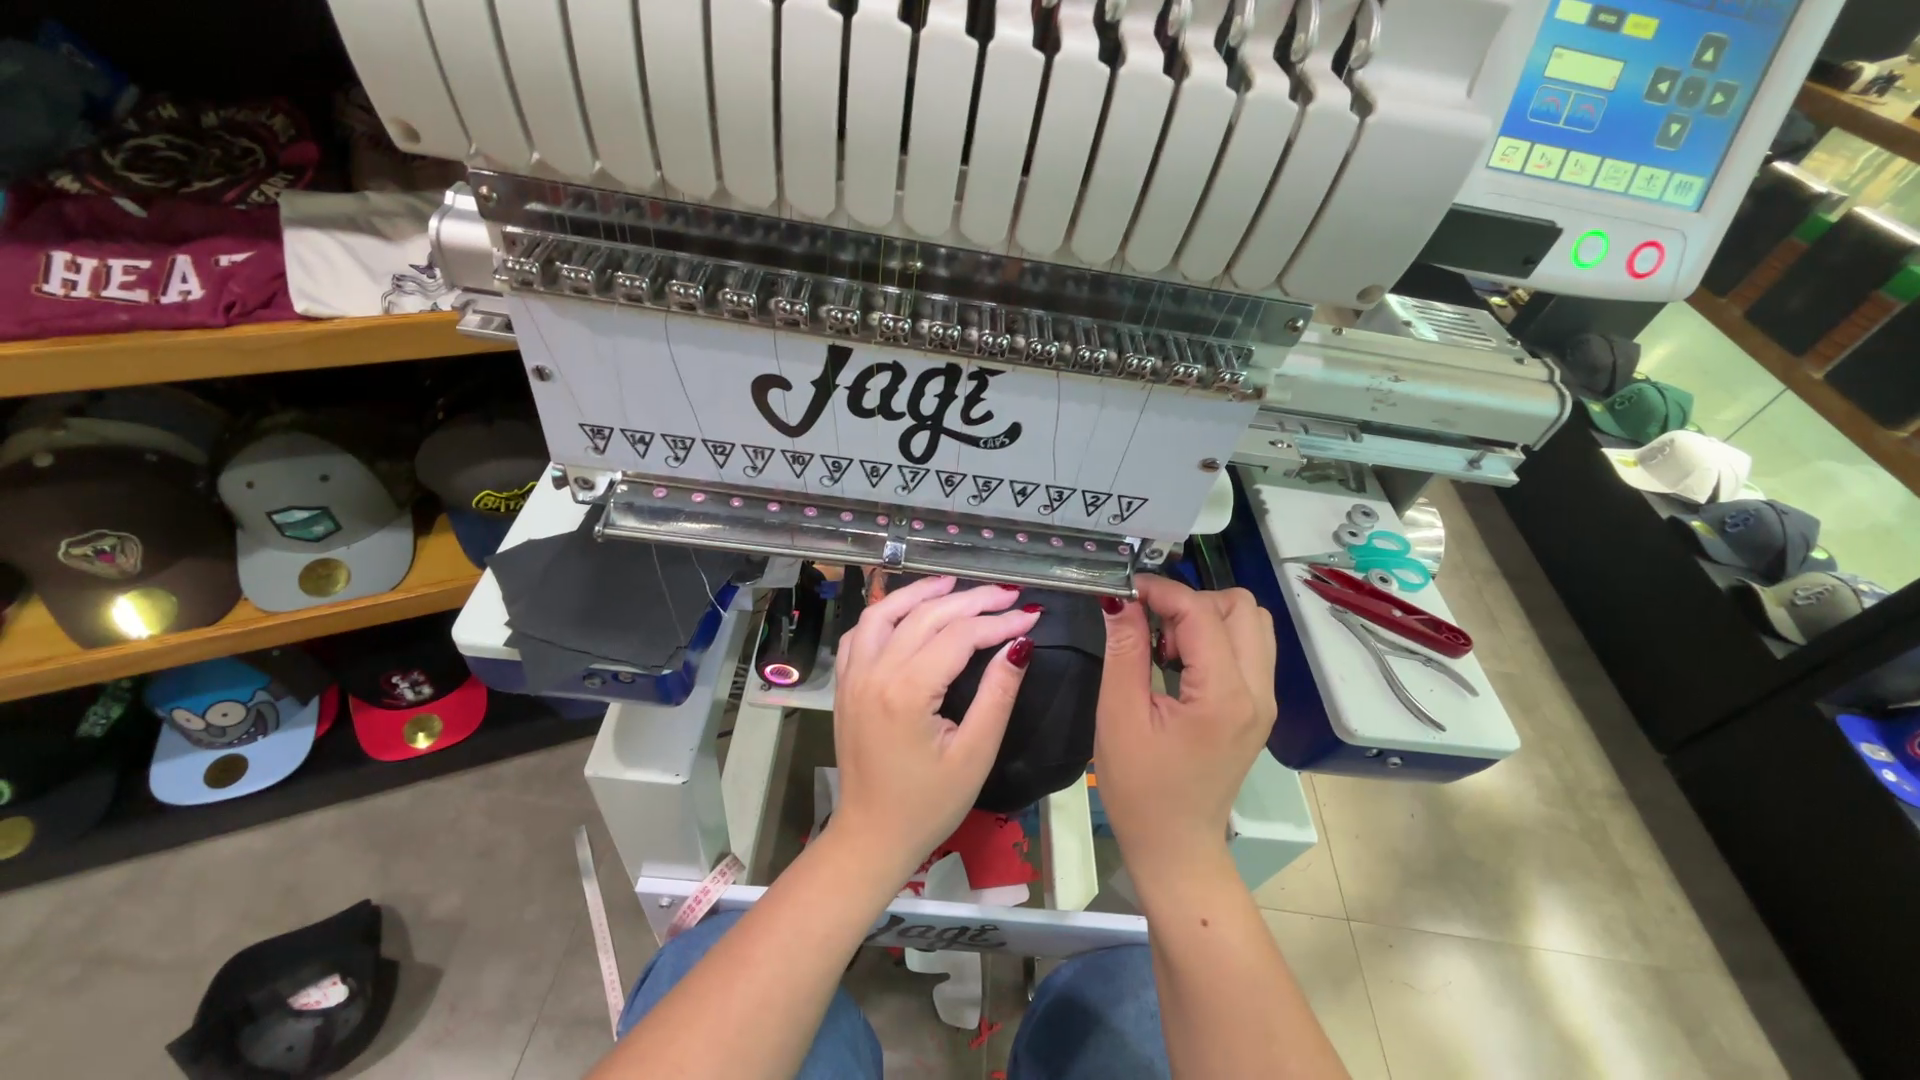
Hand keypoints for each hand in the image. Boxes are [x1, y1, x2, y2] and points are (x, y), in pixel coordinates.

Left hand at [828, 576, 1040, 879]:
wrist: (872, 835)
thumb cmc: (929, 804)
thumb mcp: (974, 755)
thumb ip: (997, 695)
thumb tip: (1020, 644)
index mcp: (907, 692)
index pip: (959, 635)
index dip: (999, 621)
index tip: (1032, 616)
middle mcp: (874, 673)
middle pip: (926, 616)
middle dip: (971, 600)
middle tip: (1008, 595)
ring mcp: (853, 677)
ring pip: (885, 614)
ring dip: (921, 594)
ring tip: (955, 583)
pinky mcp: (844, 686)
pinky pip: (860, 634)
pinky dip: (885, 614)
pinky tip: (908, 611)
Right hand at [1096, 577, 1276, 872]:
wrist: (1176, 846)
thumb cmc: (1140, 789)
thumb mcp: (1119, 717)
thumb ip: (1123, 650)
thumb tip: (1119, 598)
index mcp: (1224, 695)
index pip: (1202, 612)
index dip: (1162, 590)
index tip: (1124, 590)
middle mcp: (1258, 691)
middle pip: (1241, 607)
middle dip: (1191, 602)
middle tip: (1149, 629)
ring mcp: (1264, 701)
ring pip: (1252, 624)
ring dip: (1208, 618)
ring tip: (1166, 647)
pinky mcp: (1258, 709)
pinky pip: (1249, 650)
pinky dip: (1216, 639)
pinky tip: (1180, 664)